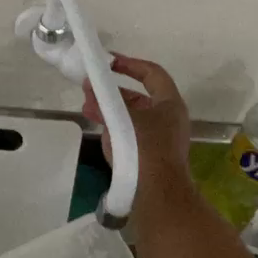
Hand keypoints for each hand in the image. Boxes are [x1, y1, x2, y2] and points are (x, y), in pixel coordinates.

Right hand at [82, 55, 192, 185]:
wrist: (157, 194)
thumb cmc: (144, 149)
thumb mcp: (122, 119)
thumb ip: (105, 101)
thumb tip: (90, 87)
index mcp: (170, 104)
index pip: (152, 74)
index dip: (130, 64)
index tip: (108, 62)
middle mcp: (168, 118)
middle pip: (139, 96)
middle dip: (113, 91)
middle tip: (90, 87)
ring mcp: (160, 138)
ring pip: (132, 116)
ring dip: (110, 108)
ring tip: (87, 106)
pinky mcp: (150, 155)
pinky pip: (130, 133)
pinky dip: (113, 126)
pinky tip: (97, 126)